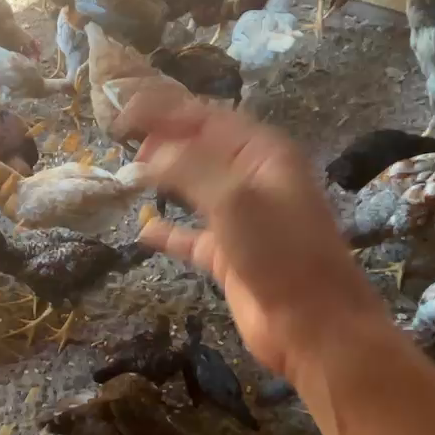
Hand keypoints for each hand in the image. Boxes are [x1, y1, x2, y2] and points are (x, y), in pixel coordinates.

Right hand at [114, 84, 386, 377]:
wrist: (313, 324)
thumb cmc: (281, 253)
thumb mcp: (234, 199)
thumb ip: (188, 168)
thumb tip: (147, 155)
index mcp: (263, 154)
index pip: (207, 117)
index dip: (164, 110)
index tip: (122, 114)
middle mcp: (252, 179)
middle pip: (199, 147)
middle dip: (162, 140)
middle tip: (122, 142)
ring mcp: (241, 218)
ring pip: (193, 188)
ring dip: (162, 179)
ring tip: (128, 175)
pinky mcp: (228, 254)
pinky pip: (190, 235)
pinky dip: (167, 231)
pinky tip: (143, 230)